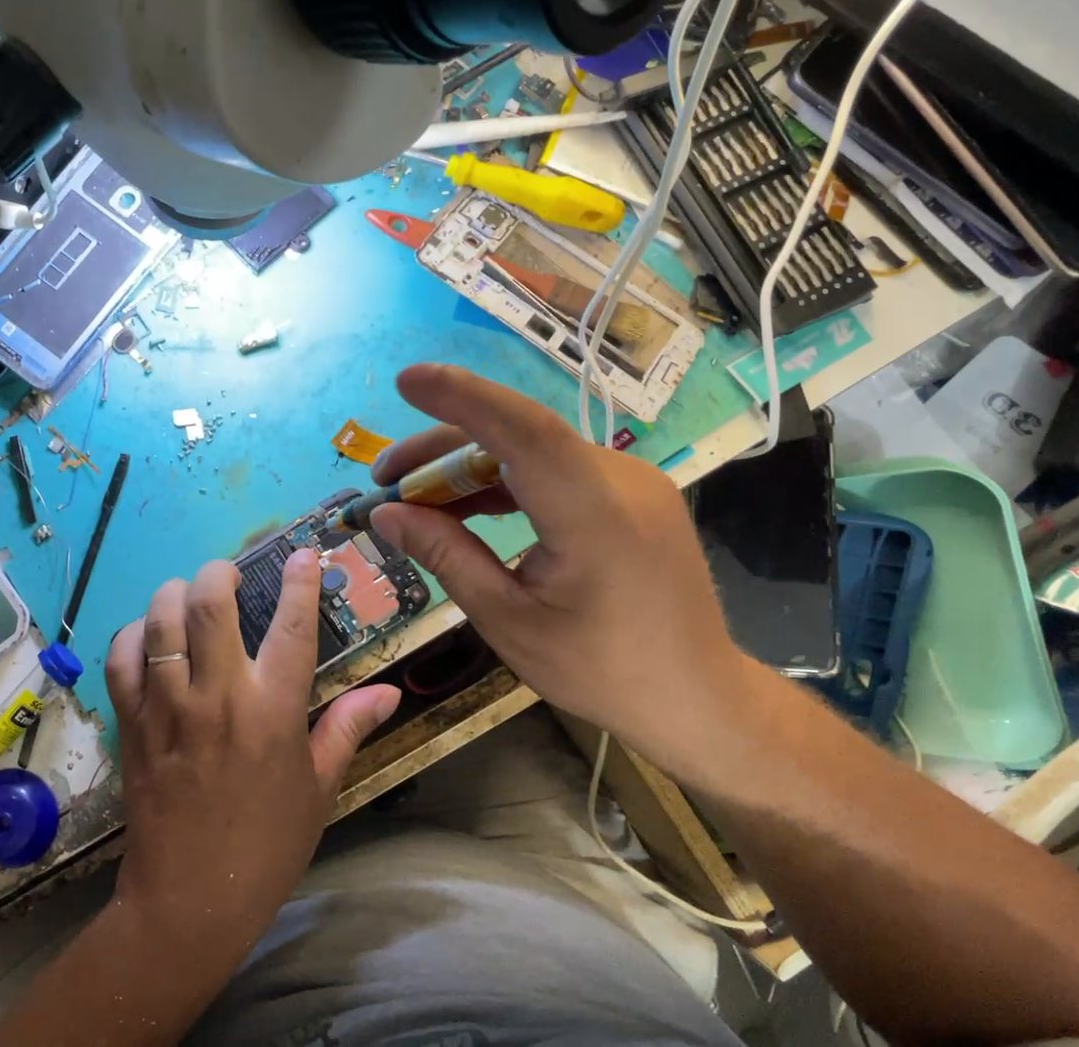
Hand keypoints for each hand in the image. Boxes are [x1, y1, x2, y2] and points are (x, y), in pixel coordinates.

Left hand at [105, 554, 400, 955]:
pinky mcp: (131, 721)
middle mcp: (218, 695)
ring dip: (173, 593)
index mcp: (273, 711)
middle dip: (219, 572)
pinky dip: (133, 635)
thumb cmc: (266, 845)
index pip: (292, 625)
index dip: (299, 581)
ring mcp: (167, 706)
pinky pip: (122, 658)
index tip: (302, 554)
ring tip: (187, 596)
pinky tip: (148, 638)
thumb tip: (387, 693)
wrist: (191, 897)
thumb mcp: (319, 790)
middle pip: (209, 602)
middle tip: (228, 576)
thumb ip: (346, 730)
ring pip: (160, 619)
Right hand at [369, 364, 756, 766]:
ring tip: (411, 499)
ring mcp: (630, 484)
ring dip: (467, 469)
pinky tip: (462, 509)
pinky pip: (553, 472)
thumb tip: (386, 513)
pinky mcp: (628, 496)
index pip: (523, 432)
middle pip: (517, 439)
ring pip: (531, 453)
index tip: (407, 381)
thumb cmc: (599, 669)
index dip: (462, 399)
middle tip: (382, 478)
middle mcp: (620, 481)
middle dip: (441, 451)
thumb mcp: (507, 619)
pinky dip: (501, 484)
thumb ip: (446, 555)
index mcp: (595, 514)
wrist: (697, 697)